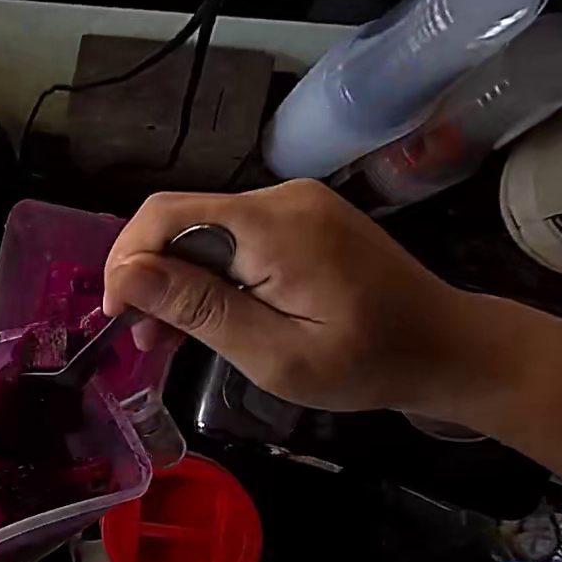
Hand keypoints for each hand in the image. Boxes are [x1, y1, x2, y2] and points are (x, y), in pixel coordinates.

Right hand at [103, 179, 485, 414]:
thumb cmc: (364, 364)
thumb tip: (126, 275)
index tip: (117, 315)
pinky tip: (206, 313)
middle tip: (142, 337)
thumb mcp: (273, 353)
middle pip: (180, 221)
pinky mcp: (297, 219)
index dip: (127, 260)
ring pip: (200, 232)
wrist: (444, 347)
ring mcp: (291, 204)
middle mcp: (279, 198)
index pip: (167, 215)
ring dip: (175, 281)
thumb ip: (199, 308)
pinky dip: (206, 276)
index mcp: (274, 225)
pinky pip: (229, 238)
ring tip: (167, 336)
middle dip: (148, 277)